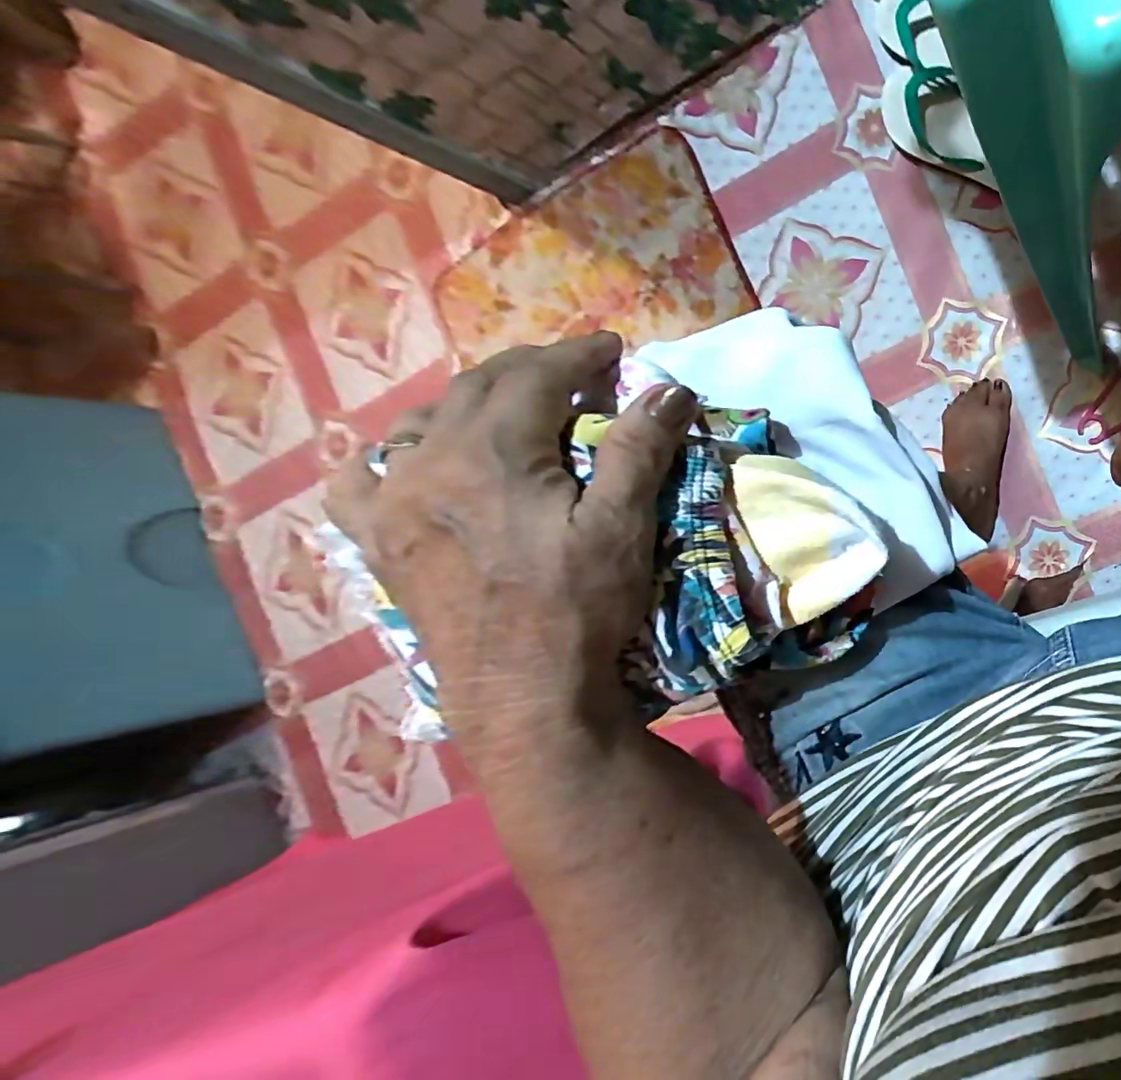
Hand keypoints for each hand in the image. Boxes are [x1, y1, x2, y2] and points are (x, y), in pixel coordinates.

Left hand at [323, 332, 698, 761]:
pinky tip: (412, 456)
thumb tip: (669, 388)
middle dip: (532, 368)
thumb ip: (640, 447)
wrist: (526, 692)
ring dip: (475, 400)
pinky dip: (392, 451)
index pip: (535, 376)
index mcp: (490, 452)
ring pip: (425, 420)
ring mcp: (393, 502)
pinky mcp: (381, 542)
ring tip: (515, 407)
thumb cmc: (581, 605)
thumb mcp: (622, 524)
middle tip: (577, 371)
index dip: (578, 354)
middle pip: (478, 387)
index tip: (613, 347)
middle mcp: (426, 461)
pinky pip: (363, 477)